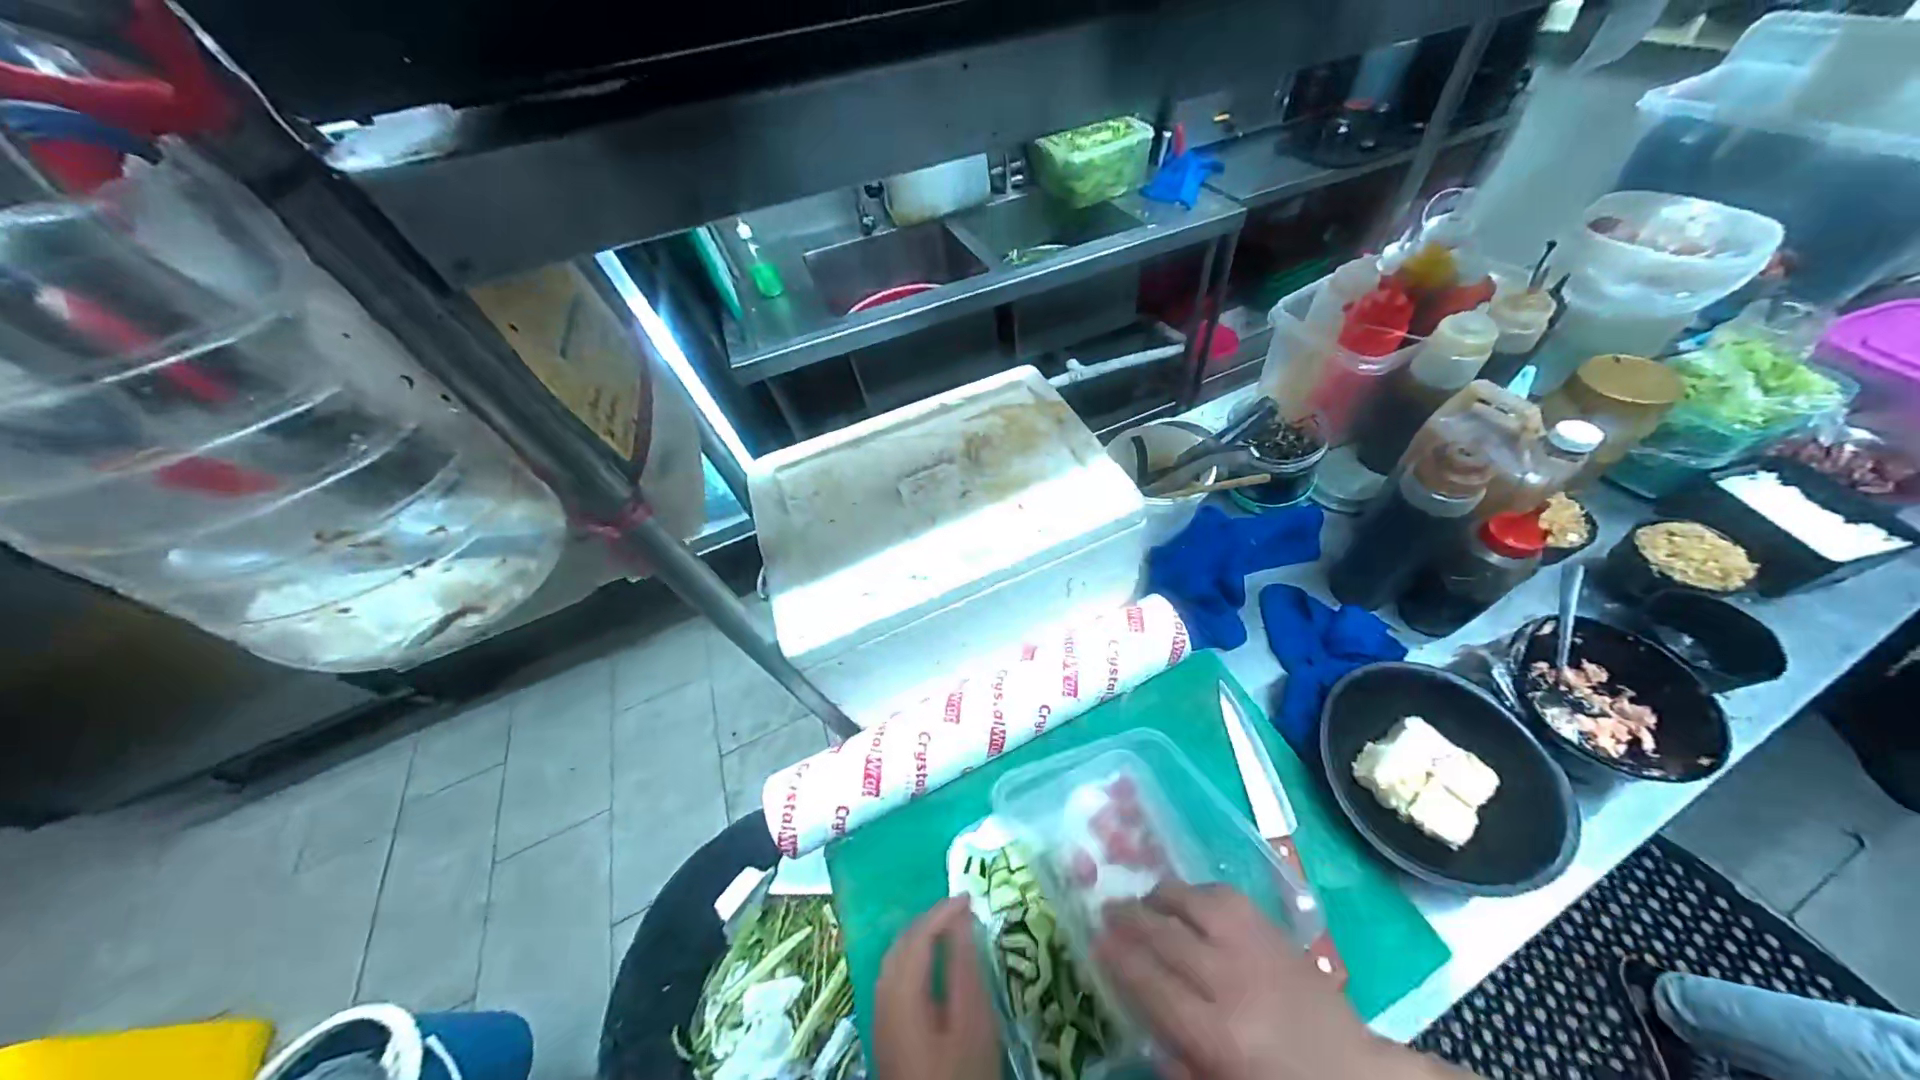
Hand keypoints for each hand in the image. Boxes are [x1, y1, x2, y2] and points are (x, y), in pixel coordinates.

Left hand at [873, 897, 1001, 1079]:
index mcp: (900, 989)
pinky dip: (914, 956)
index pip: (919, 934)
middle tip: (962, 908)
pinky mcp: (885, 1029)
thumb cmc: (959, 1075)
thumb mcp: (972, 1022)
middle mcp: (882, 995)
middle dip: (930, 919)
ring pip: (895, 958)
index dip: (943, 911)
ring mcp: (880, 1014)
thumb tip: (960, 919)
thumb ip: (963, 967)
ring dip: (920, 936)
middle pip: (901, 942)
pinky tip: (932, 961)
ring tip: (951, 927)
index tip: (971, 897)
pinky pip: (895, 974)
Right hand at [1095, 882, 1455, 1079]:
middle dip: (1129, 918)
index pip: (1151, 982)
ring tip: (1143, 901)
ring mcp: (1254, 947)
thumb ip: (1179, 1065)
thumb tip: (1143, 1028)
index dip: (1118, 957)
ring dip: (1159, 897)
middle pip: (1165, 935)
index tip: (1095, 941)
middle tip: (1106, 911)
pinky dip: (1195, 892)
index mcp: (1217, 1034)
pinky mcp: (1273, 929)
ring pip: (1192, 902)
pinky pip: (1224, 896)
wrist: (1355, 1076)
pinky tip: (1184, 900)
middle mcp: (1230, 980)